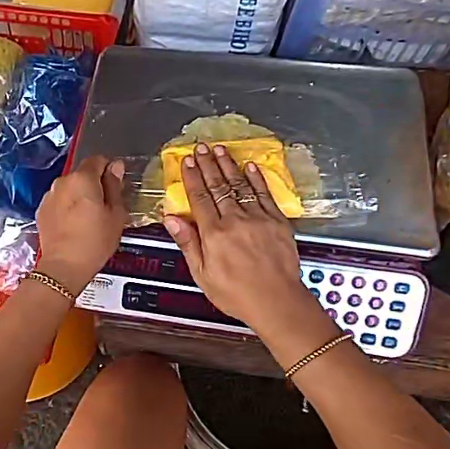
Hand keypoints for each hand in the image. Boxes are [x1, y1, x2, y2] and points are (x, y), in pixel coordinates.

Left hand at [34, 155, 127, 290]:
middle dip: (94, 186)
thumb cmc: (94, 241)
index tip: (115, 186)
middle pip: (82, 175)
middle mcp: (62, 182)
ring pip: (70, 189)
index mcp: (83, 179)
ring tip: (88, 219)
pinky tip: (74, 225)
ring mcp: (49, 196)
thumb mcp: (116, 214)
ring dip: (79, 197)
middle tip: (105, 207)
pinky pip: (59, 202)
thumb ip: (115, 186)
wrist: (64, 266)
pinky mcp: (41, 210)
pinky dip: (67, 208)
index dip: (109, 170)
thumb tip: (115, 167)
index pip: (98, 160)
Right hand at [163, 144, 328, 341]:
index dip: (192, 177)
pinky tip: (249, 166)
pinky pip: (264, 193)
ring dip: (229, 165)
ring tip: (220, 150)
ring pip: (240, 185)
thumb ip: (189, 243)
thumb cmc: (237, 294)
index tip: (186, 162)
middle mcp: (236, 220)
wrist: (277, 301)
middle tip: (201, 148)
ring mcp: (258, 218)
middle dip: (208, 164)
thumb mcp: (203, 275)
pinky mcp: (277, 221)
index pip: (199, 197)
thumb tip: (172, 219)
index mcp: (214, 234)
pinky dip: (256, 178)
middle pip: (218, 186)